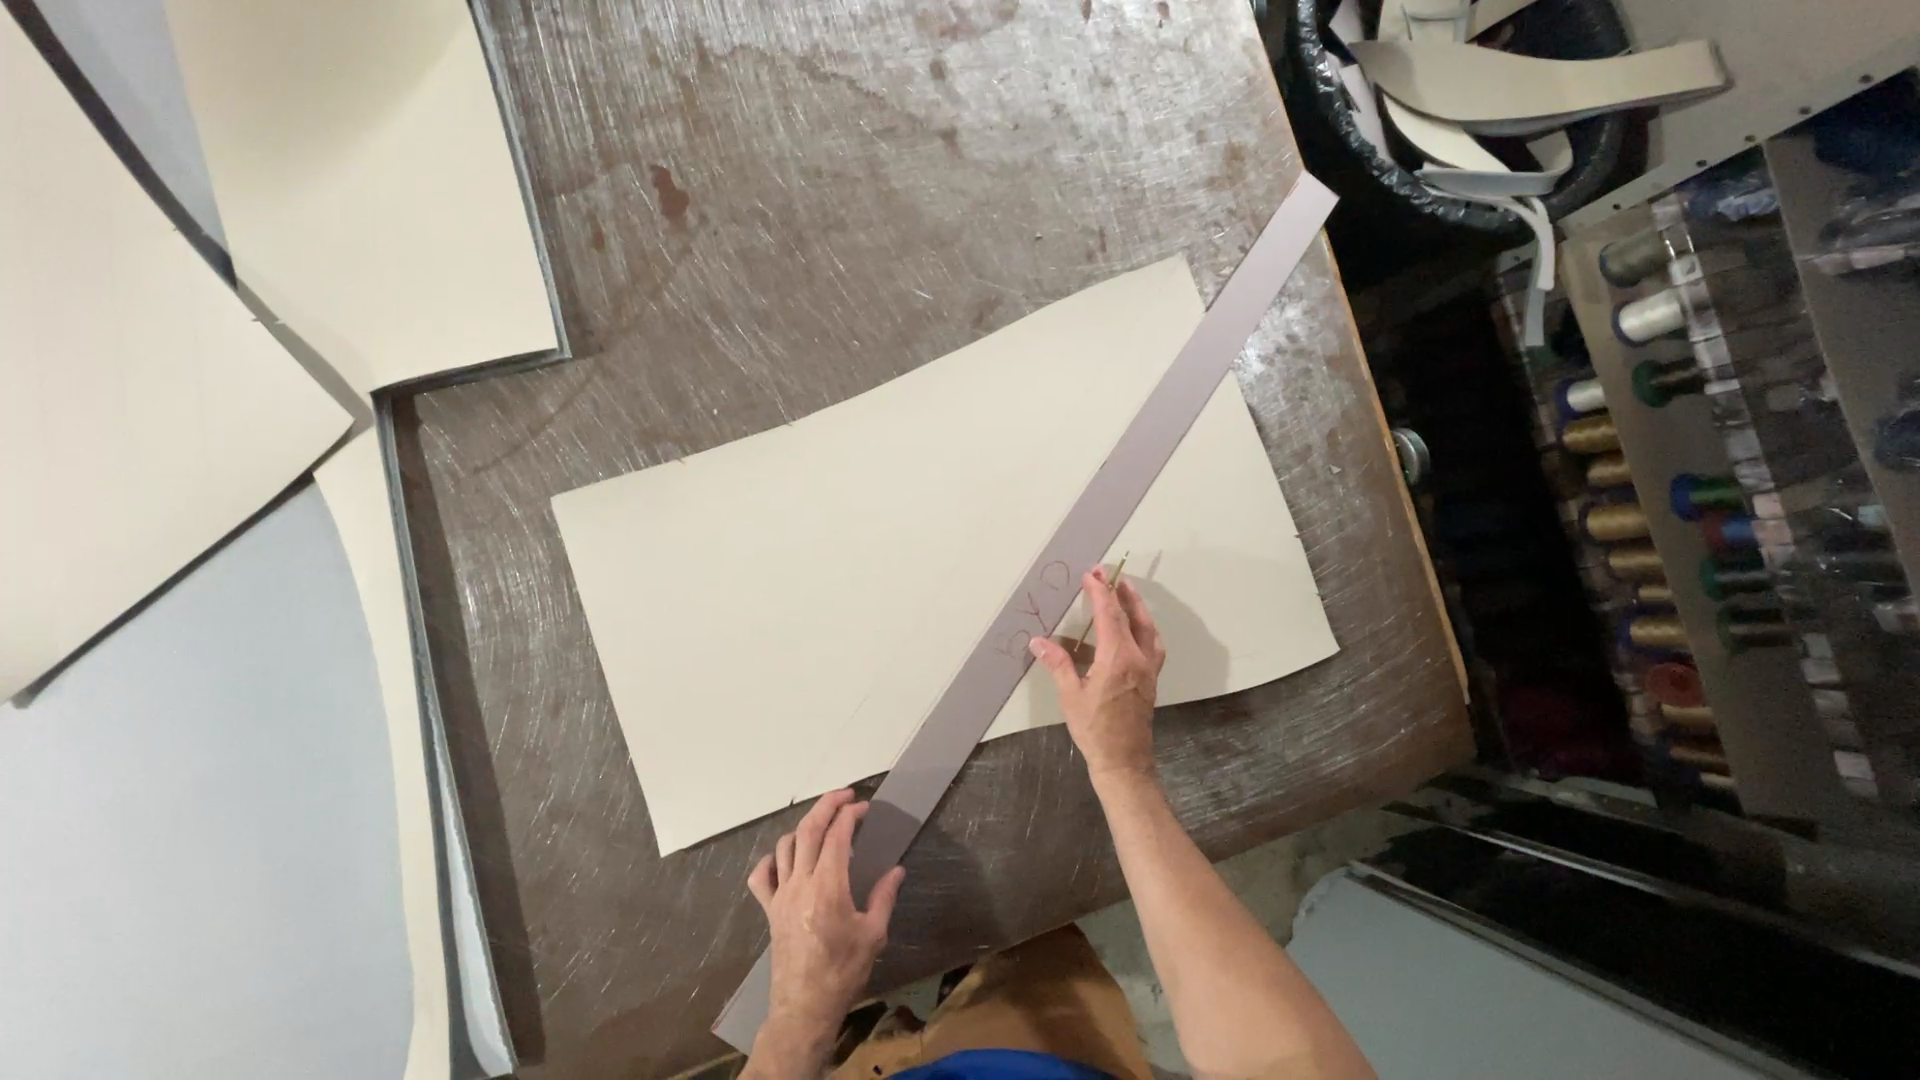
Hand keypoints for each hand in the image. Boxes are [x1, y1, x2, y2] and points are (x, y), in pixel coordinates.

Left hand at [746, 789, 906, 1049]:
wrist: (805, 1007)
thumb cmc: (843, 971)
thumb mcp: (873, 935)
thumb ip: (884, 897)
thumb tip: (897, 870)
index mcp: (828, 887)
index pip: (837, 836)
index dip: (850, 815)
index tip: (864, 807)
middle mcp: (800, 883)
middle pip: (808, 830)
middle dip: (827, 805)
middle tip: (846, 795)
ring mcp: (780, 895)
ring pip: (786, 846)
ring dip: (804, 828)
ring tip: (823, 825)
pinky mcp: (769, 910)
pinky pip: (762, 876)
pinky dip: (772, 858)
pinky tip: (786, 858)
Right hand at [1029, 565, 1165, 782]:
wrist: (1123, 760)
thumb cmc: (1094, 729)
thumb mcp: (1070, 696)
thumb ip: (1058, 664)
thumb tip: (1038, 641)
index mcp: (1118, 658)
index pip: (1110, 615)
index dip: (1100, 592)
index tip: (1091, 574)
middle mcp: (1138, 658)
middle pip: (1132, 616)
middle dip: (1120, 592)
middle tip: (1108, 574)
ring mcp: (1149, 669)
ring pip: (1148, 628)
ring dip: (1137, 606)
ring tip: (1126, 591)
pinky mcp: (1151, 679)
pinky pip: (1153, 643)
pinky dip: (1145, 627)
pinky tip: (1137, 628)